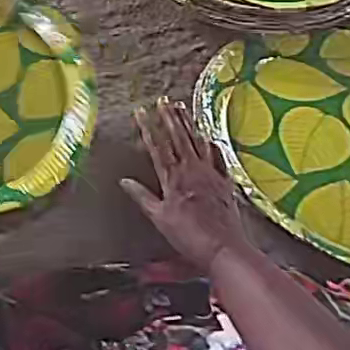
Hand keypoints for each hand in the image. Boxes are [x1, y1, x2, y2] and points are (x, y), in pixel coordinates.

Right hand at [124, 98, 249, 271]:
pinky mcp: (225, 181)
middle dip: (169, 117)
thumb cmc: (189, 236)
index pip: (157, 146)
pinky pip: (218, 157)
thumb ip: (142, 196)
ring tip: (182, 108)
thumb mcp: (159, 218)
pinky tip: (209, 136)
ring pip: (197, 142)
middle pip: (178, 138)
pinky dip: (212, 144)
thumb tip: (124, 181)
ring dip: (188, 124)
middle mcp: (192, 170)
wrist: (224, 249)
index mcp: (173, 178)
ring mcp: (210, 173)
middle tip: (163, 100)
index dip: (148, 127)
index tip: (141, 111)